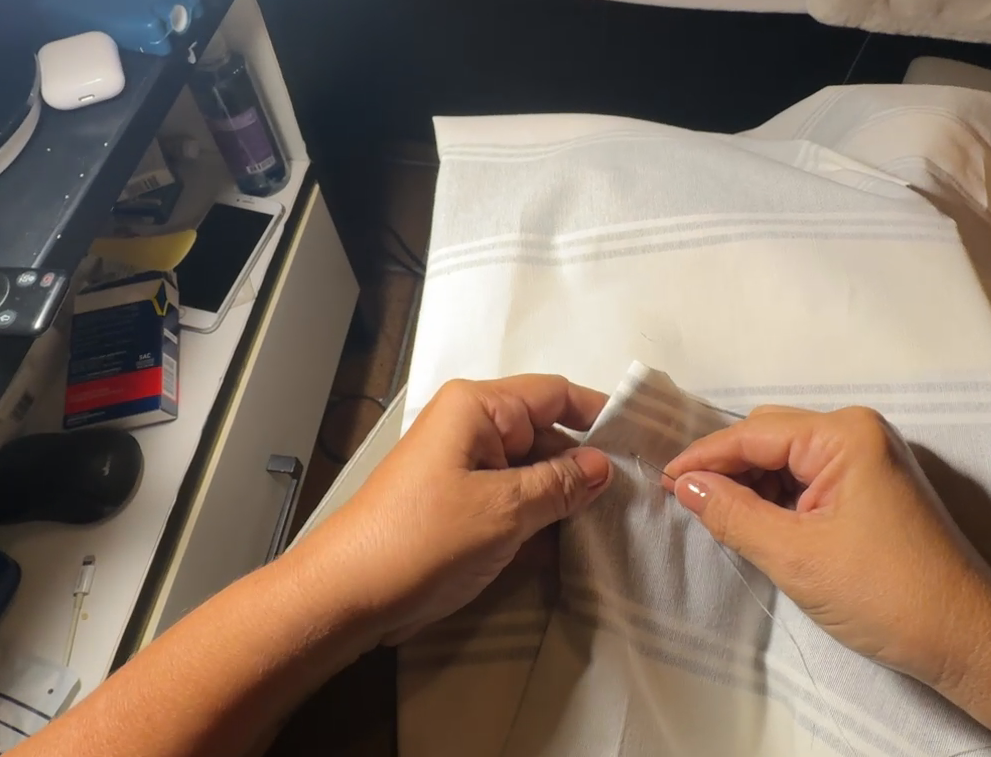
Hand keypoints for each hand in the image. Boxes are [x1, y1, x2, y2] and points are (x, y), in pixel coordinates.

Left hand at [285, 375, 613, 645]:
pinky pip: (514, 499)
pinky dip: (541, 518)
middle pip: (547, 433)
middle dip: (586, 465)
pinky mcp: (463, 503)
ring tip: (618, 524)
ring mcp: (468, 466)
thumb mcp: (503, 510)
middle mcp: (474, 427)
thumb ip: (559, 484)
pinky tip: (576, 546)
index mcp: (479, 407)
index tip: (644, 442)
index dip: (600, 414)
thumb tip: (605, 467)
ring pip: (534, 470)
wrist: (347, 596)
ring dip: (566, 497)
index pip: (555, 394)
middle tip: (638, 498)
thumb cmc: (423, 538)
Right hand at [662, 406, 990, 691]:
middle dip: (728, 468)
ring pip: (786, 456)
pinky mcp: (870, 482)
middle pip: (769, 436)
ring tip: (720, 516)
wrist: (973, 645)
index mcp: (844, 434)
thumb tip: (684, 485)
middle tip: (688, 501)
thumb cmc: (888, 597)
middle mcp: (856, 431)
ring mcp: (867, 455)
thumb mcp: (796, 557)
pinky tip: (758, 520)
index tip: (665, 480)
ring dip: (752, 483)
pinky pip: (808, 475)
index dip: (704, 457)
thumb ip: (732, 514)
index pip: (754, 434)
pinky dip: (778, 496)